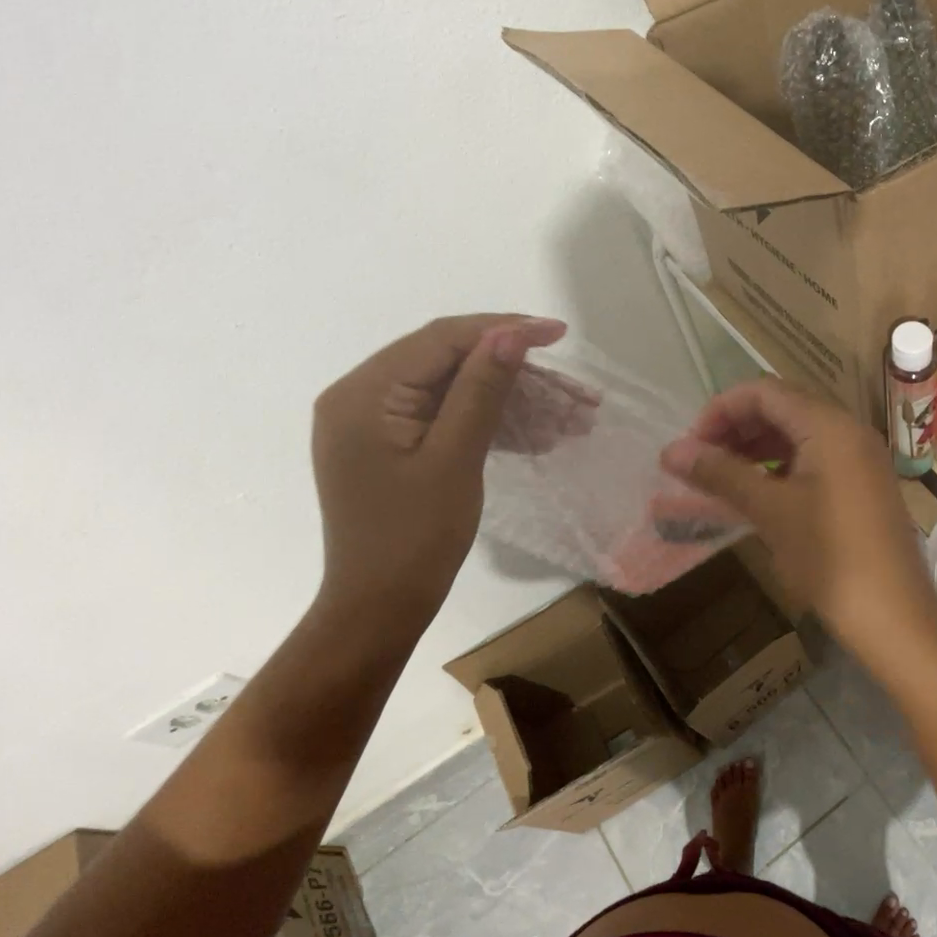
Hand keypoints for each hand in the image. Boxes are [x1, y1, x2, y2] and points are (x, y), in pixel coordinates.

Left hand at [311, 314, 566, 619]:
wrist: (379, 606)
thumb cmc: (414, 537)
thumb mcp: (455, 459)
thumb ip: (481, 391)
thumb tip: (510, 334)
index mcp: (363, 394)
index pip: (441, 340)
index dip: (503, 330)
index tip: (559, 334)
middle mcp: (360, 396)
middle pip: (450, 362)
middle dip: (517, 372)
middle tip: (577, 393)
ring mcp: (375, 422)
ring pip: (455, 390)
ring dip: (513, 402)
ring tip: (572, 421)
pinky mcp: (391, 444)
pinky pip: (447, 417)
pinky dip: (491, 424)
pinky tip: (539, 439)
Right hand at [659, 379, 935, 632]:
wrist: (893, 613)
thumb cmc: (830, 557)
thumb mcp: (770, 511)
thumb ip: (721, 474)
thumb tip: (671, 451)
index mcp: (829, 425)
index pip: (764, 391)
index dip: (720, 410)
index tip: (689, 446)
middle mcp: (849, 430)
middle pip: (782, 408)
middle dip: (736, 429)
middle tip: (700, 464)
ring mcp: (860, 458)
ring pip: (798, 435)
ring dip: (756, 449)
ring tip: (721, 480)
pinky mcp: (863, 486)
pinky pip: (815, 459)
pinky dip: (780, 468)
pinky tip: (756, 495)